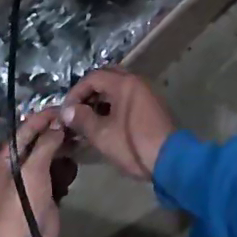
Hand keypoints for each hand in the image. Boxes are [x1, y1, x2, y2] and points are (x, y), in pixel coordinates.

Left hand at [0, 108, 76, 236]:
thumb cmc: (20, 207)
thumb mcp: (32, 171)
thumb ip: (46, 144)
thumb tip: (58, 122)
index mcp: (6, 159)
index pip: (25, 130)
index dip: (43, 117)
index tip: (65, 108)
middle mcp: (17, 167)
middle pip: (38, 142)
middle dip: (57, 132)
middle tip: (78, 123)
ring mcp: (31, 182)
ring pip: (50, 158)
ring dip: (64, 149)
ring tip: (81, 140)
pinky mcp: (45, 195)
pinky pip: (57, 174)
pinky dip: (66, 168)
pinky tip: (77, 163)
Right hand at [61, 67, 176, 182]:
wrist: (170, 159)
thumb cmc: (133, 145)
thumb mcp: (103, 135)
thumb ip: (83, 119)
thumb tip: (67, 110)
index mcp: (125, 84)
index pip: (93, 77)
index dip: (76, 92)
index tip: (66, 110)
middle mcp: (137, 82)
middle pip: (107, 77)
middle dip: (89, 92)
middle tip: (77, 110)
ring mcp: (147, 92)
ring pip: (119, 86)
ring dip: (102, 98)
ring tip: (88, 118)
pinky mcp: (152, 105)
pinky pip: (128, 96)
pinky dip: (114, 103)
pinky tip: (106, 121)